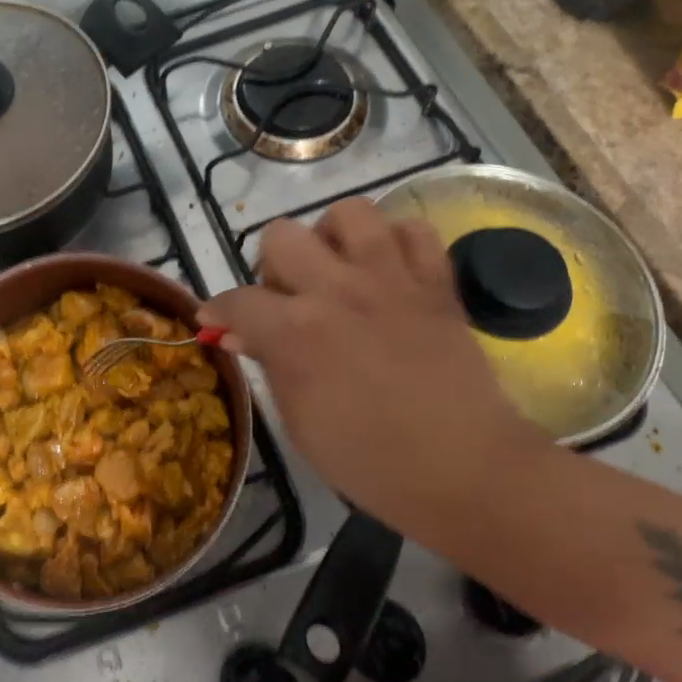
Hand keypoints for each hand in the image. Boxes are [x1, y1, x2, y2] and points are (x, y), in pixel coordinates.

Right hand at [199, 198, 545, 532]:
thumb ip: (270, 366)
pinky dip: (397, 243)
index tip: (216, 321)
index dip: (218, 310)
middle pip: (282, 235)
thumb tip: (238, 334)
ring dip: (332, 237)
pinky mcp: (437, 283)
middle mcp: (338, 290)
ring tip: (337, 270)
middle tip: (288, 298)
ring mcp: (392, 280)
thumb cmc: (372, 462)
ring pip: (349, 212)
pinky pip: (415, 230)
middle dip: (273, 265)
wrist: (466, 469)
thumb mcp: (301, 424)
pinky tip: (389, 271)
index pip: (238, 300)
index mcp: (297, 332)